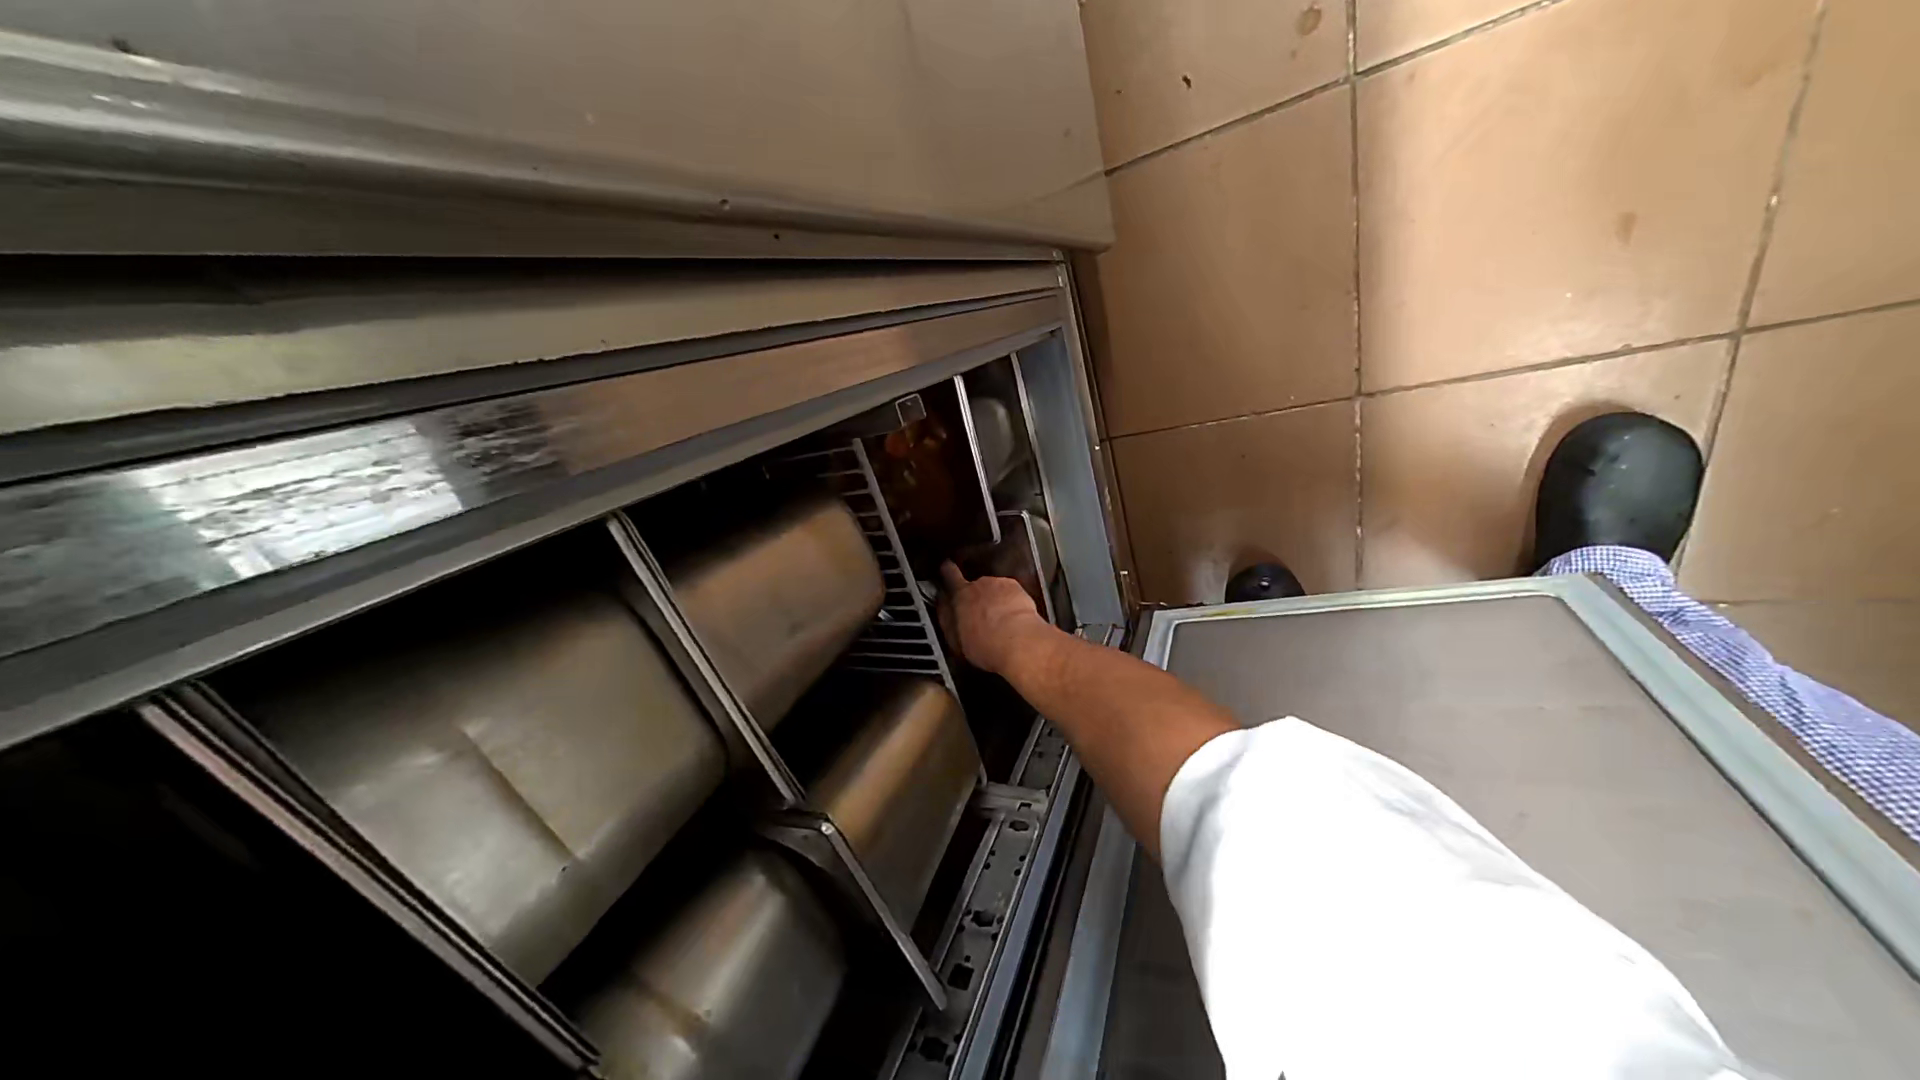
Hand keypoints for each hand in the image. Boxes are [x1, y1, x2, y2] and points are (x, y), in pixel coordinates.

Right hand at [938, 561, 1055, 674]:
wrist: (1018, 643)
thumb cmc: (987, 645)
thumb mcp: (956, 639)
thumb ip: (948, 619)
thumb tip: (943, 610)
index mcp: (960, 595)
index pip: (949, 575)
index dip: (947, 571)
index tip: (946, 568)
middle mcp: (980, 585)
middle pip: (976, 586)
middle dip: (978, 598)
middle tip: (981, 619)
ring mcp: (1001, 586)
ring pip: (996, 590)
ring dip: (997, 601)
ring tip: (1001, 624)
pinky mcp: (1020, 590)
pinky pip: (1012, 594)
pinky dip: (1013, 604)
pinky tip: (1014, 621)